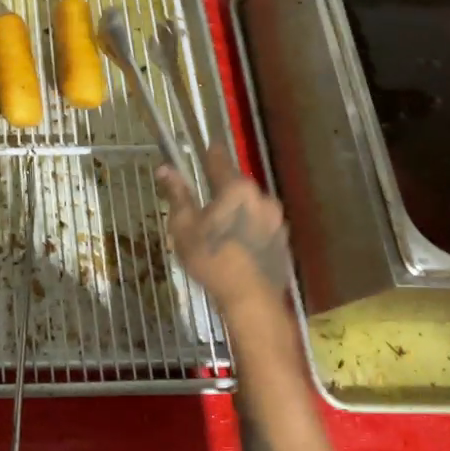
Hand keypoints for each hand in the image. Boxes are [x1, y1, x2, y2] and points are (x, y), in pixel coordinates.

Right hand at [157, 150, 289, 314]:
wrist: (252, 301)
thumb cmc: (212, 260)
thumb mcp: (184, 227)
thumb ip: (177, 195)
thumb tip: (166, 168)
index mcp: (236, 188)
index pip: (219, 159)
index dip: (208, 153)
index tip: (203, 150)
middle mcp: (261, 197)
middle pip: (236, 184)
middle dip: (220, 190)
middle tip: (203, 205)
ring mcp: (276, 219)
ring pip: (250, 205)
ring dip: (236, 210)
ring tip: (219, 229)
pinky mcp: (283, 239)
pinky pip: (260, 224)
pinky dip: (248, 228)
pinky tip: (236, 246)